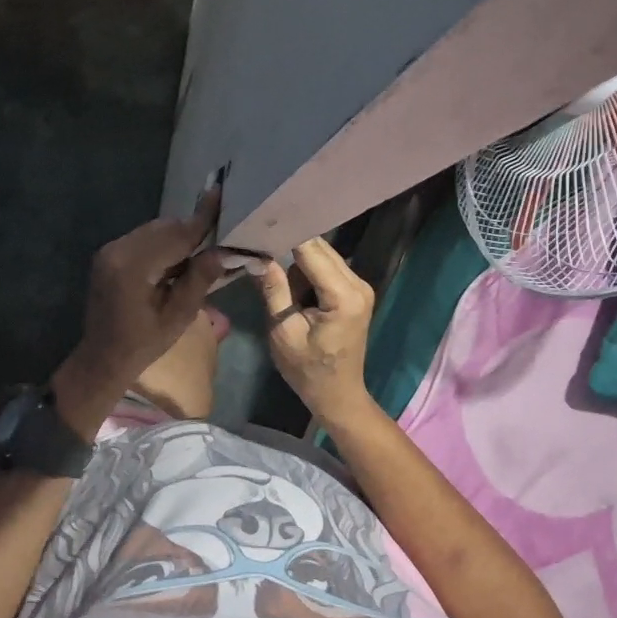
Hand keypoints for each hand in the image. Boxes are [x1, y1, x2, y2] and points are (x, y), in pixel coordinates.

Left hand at [55, 191, 224, 420]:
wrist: (102, 358)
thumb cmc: (142, 345)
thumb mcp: (177, 318)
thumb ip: (198, 281)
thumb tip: (222, 251)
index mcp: (133, 267)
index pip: (175, 236)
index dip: (201, 218)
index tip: (221, 194)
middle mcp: (117, 250)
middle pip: (164, 227)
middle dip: (192, 231)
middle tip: (219, 241)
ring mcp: (110, 250)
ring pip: (154, 230)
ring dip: (177, 238)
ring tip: (198, 257)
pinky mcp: (108, 254)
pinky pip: (143, 239)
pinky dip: (162, 245)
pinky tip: (174, 264)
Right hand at [254, 236, 375, 423]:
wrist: (337, 394)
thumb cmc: (308, 369)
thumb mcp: (283, 331)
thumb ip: (273, 290)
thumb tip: (256, 255)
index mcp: (343, 295)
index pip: (311, 249)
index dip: (286, 233)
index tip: (259, 223)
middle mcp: (358, 284)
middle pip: (320, 246)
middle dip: (290, 245)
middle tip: (257, 242)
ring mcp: (360, 286)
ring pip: (322, 254)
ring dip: (298, 263)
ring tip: (277, 281)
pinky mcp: (355, 290)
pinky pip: (326, 267)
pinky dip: (307, 272)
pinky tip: (293, 290)